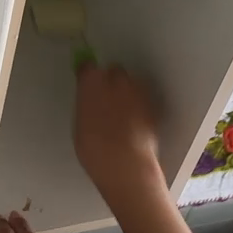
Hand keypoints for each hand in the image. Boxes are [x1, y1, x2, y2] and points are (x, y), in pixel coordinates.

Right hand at [73, 62, 162, 205]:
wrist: (126, 165)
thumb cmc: (95, 150)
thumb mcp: (80, 126)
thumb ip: (86, 107)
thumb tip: (90, 104)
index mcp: (91, 85)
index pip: (87, 67)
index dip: (87, 74)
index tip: (86, 81)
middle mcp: (115, 82)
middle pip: (113, 70)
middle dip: (111, 80)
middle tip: (107, 99)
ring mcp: (137, 92)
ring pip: (131, 83)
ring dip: (127, 91)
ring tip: (124, 112)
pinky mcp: (153, 105)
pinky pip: (143, 98)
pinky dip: (139, 105)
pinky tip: (135, 122)